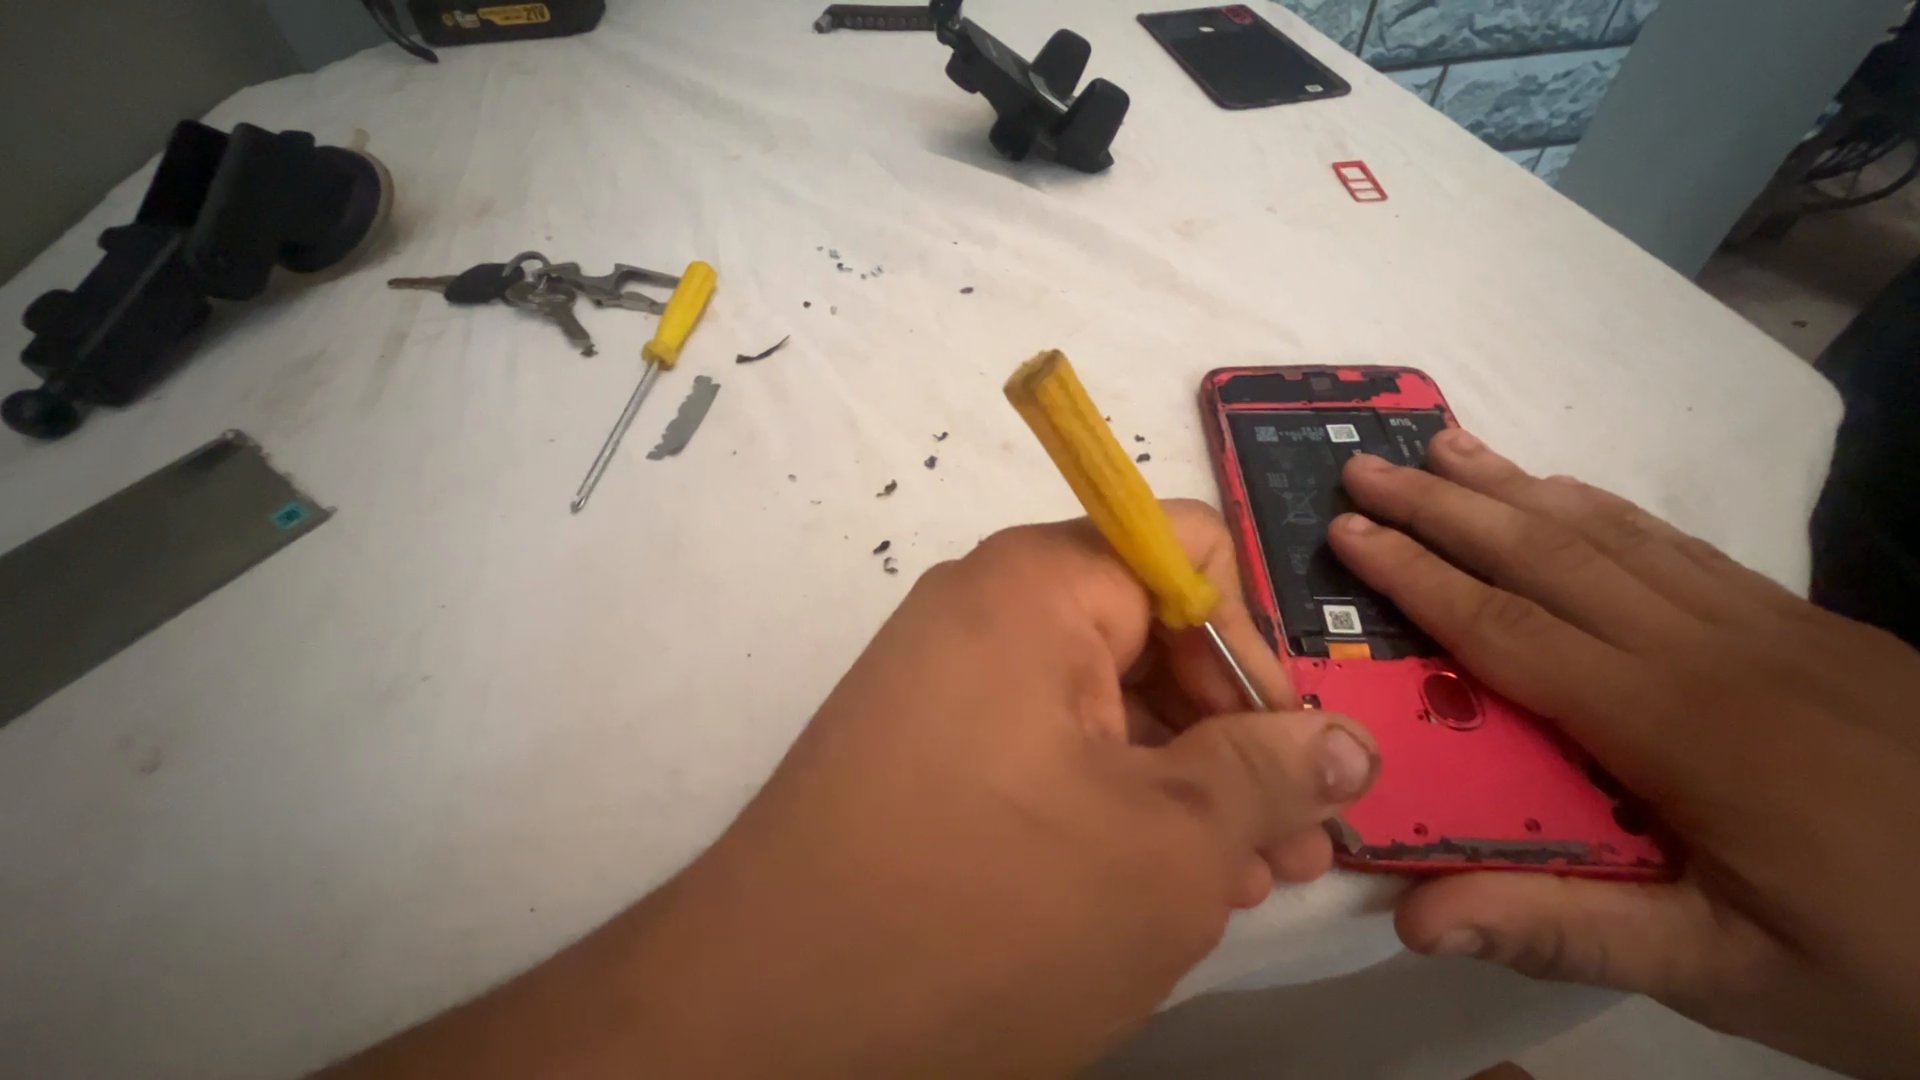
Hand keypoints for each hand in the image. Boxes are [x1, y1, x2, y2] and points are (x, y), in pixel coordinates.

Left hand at [316, 503, 1377, 1079]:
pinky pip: (1042, 744)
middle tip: (1289, 843)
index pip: (1189, 554)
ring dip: (1177, 780)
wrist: (775, 1010)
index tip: (1291, 749)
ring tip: (1235, 879)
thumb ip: (1268, 774)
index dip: (1253, 647)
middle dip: (1227, 733)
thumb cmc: (991, 907)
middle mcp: (984, 608)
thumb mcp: (1166, 844)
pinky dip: (1107, 798)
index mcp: (1039, 585)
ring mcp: (945, 677)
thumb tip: (1345, 739)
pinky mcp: (923, 745)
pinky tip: (1152, 880)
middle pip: (1146, 633)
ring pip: (1100, 701)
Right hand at [1329, 431, 1919, 1079]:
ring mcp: (1768, 624)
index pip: (1506, 626)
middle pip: (1546, 554)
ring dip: (1511, 484)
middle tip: (1363, 465)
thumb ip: (1568, 935)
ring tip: (1442, 445)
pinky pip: (1675, 544)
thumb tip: (1415, 921)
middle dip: (1441, 504)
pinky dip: (1597, 507)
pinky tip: (1560, 491)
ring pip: (1609, 533)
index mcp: (1674, 724)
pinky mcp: (1809, 623)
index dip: (1415, 574)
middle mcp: (1710, 649)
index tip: (1345, 530)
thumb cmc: (1909, 963)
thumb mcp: (1733, 976)